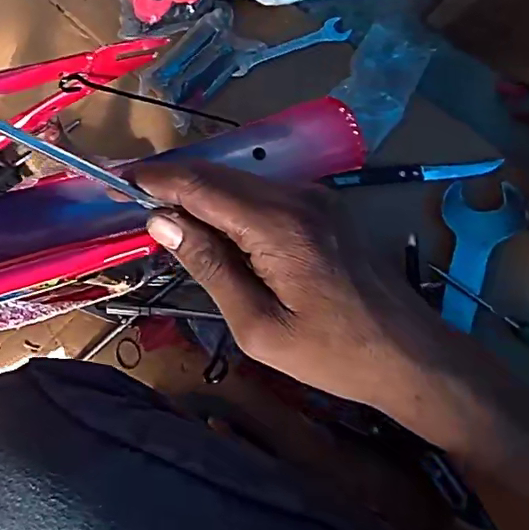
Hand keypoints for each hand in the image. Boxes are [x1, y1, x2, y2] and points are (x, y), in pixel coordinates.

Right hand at [131, 161, 456, 405]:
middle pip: (215, 174)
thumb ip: (208, 266)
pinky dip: (223, 200)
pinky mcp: (319, 205)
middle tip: (127, 194)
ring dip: (195, 190)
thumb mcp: (257, 326)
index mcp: (279, 226)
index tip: (116, 181)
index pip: (200, 186)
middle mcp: (296, 197)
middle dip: (169, 181)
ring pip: (236, 180)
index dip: (155, 180)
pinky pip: (258, 191)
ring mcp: (312, 197)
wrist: (412, 355)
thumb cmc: (332, 354)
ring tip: (159, 211)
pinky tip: (207, 221)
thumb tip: (160, 221)